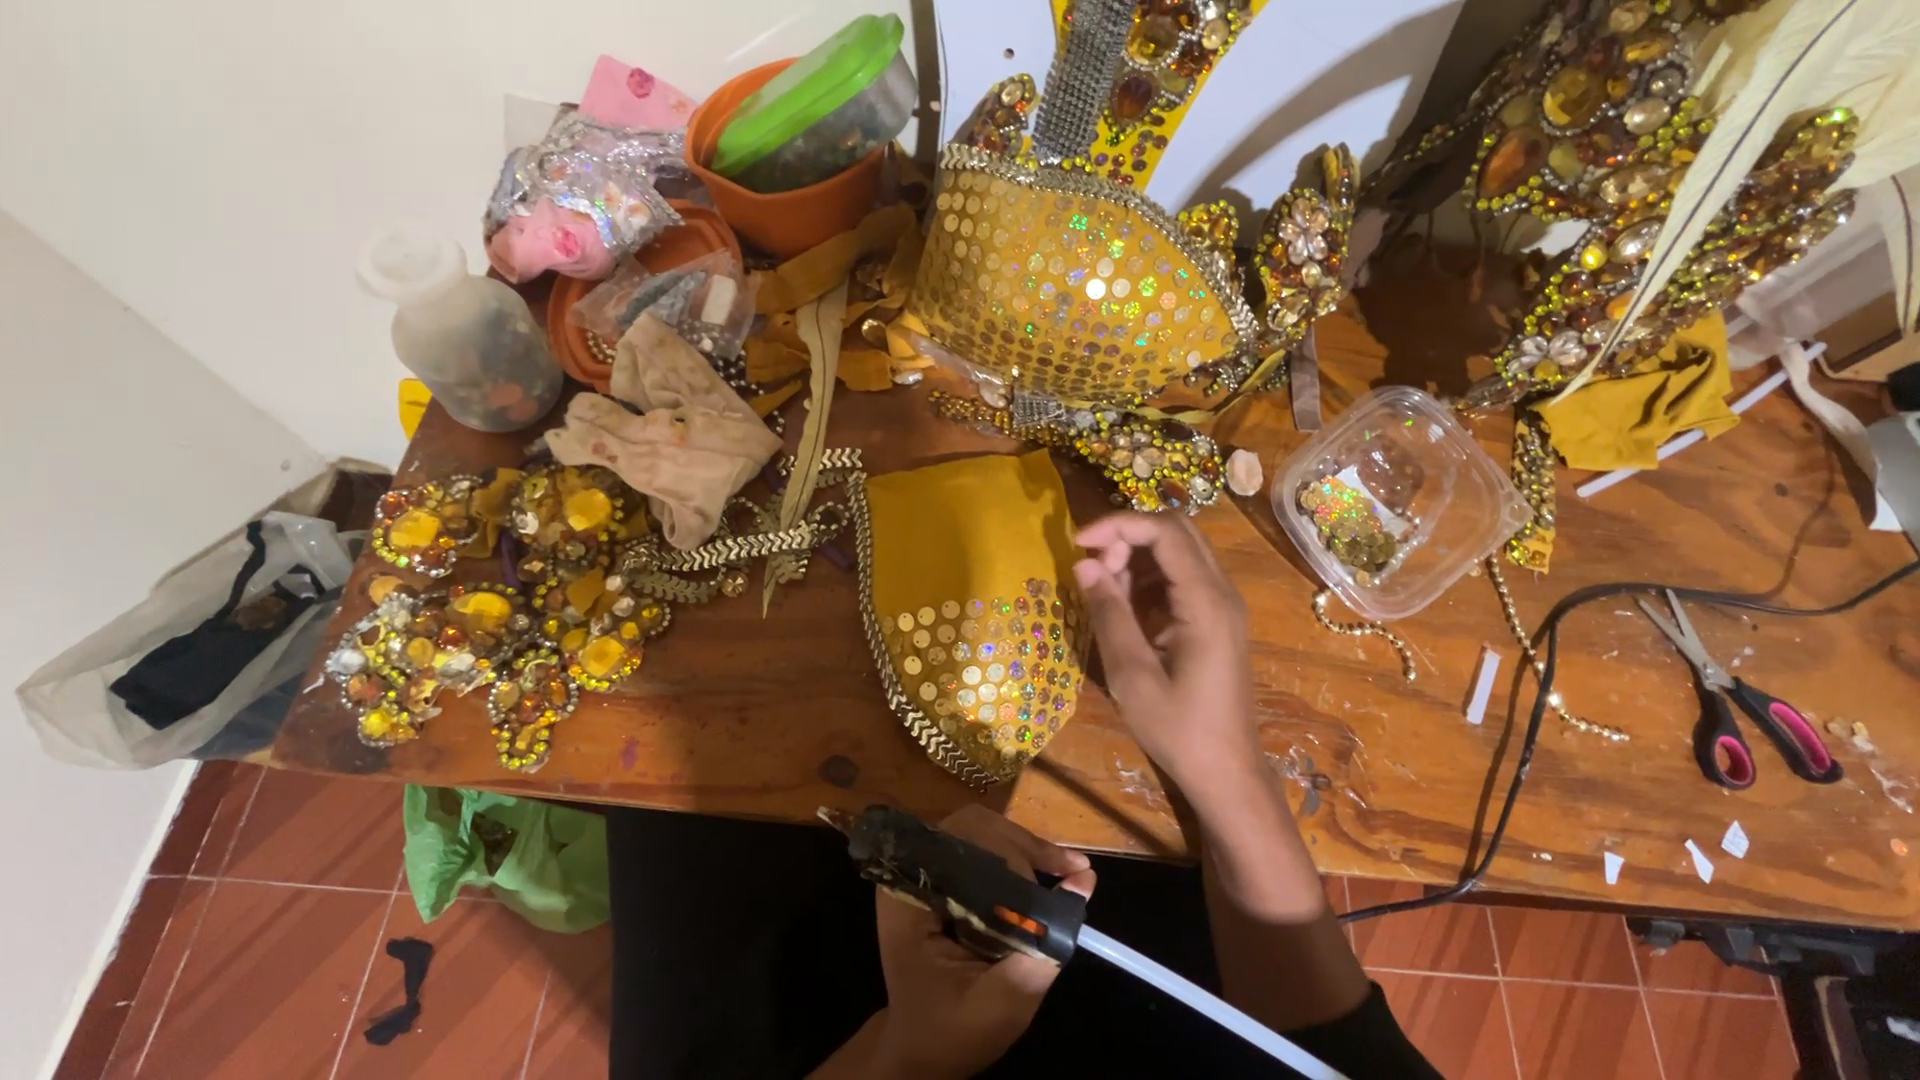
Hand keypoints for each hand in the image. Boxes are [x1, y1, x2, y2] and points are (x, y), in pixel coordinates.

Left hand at [869, 805, 1095, 1078]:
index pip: (961, 851)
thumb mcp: (1004, 1004)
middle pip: (971, 829)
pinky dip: (1016, 854)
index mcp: (907, 900)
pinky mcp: (937, 874)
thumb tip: (1085, 881)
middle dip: (1023, 848)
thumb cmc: (954, 1030)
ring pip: (979, 830)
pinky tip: (1047, 869)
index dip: (1011, 858)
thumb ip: (1043, 947)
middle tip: (1069, 871)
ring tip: (1066, 869)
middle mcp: (908, 874)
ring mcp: (920, 870)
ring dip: (1025, 848)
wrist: (920, 1044)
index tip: (1057, 877)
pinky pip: (979, 845)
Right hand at [1072, 512, 1261, 793]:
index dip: (1119, 525)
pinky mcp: (1217, 619)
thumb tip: (1085, 565)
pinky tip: (1125, 607)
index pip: (1166, 531)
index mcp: (1206, 602)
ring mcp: (1224, 605)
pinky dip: (1149, 578)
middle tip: (1094, 566)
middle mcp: (1222, 592)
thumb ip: (1109, 614)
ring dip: (1137, 556)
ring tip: (1105, 590)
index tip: (1078, 543)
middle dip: (1128, 536)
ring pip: (1180, 551)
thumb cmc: (1179, 729)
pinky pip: (1182, 577)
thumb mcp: (1132, 674)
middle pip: (1177, 530)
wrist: (1227, 771)